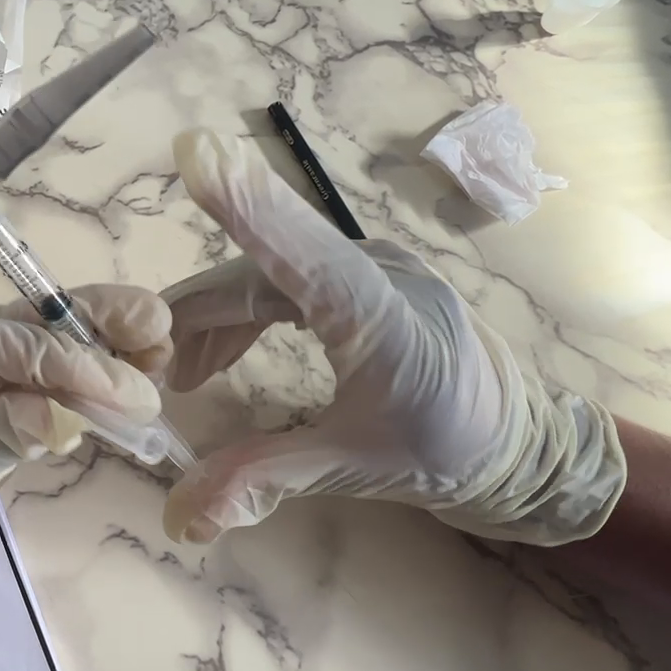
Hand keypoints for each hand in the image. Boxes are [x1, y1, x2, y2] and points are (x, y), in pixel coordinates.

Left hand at [0, 285, 170, 670]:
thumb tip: (68, 406)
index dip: (56, 353)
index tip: (119, 381)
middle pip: (12, 334)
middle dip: (83, 328)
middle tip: (152, 322)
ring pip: (30, 365)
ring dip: (89, 359)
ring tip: (153, 352)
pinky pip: (33, 403)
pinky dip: (75, 398)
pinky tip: (115, 395)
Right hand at [160, 129, 626, 546]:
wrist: (525, 445)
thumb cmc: (450, 454)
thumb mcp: (355, 468)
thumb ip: (262, 479)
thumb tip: (179, 518)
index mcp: (378, 313)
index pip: (298, 248)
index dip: (244, 203)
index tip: (195, 152)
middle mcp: (371, 270)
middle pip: (255, 270)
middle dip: (190, 315)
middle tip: (145, 367)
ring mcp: (367, 267)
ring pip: (261, 273)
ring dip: (210, 320)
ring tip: (177, 376)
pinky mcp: (361, 276)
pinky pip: (282, 280)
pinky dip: (239, 317)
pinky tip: (215, 355)